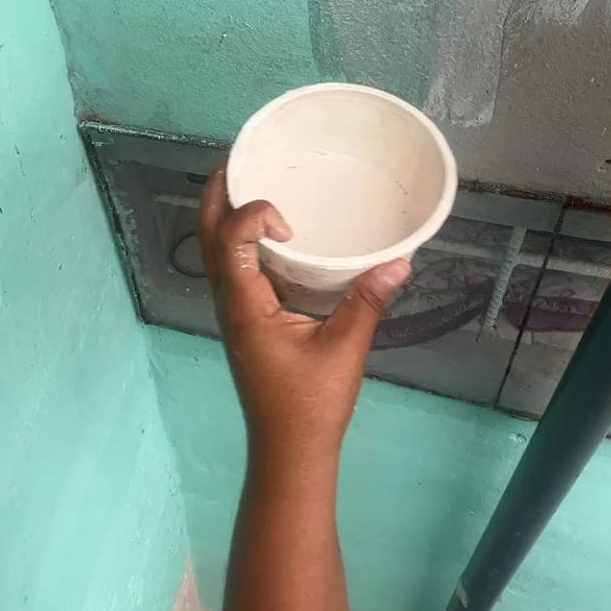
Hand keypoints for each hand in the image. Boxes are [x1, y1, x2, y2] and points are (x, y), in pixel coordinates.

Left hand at [198, 166, 411, 467]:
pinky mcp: (244, 319)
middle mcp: (228, 301)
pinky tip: (270, 235)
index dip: (254, 214)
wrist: (288, 451)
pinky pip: (231, 267)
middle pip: (208, 235)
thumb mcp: (345, 350)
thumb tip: (402, 259)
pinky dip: (239, 240)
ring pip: (214, 251)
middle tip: (240, 159)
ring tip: (249, 183)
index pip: (231, 238)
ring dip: (224, 214)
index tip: (292, 224)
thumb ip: (368, 301)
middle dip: (218, 194)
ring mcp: (232, 310)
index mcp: (244, 304)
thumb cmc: (311, 404)